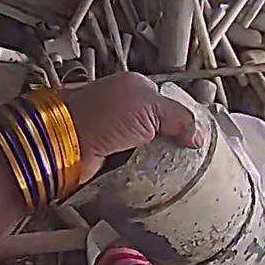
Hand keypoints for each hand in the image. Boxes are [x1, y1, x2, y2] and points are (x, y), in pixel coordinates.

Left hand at [60, 73, 205, 181]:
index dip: (184, 120)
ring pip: (148, 149)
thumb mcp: (150, 107)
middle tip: (186, 157)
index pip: (169, 103)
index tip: (197, 138)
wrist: (65, 143)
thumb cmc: (99, 115)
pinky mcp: (109, 158)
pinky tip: (151, 175)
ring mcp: (116, 134)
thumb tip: (198, 135)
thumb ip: (180, 118)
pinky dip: (142, 172)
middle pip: (160, 129)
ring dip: (157, 160)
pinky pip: (134, 166)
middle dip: (171, 143)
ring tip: (172, 170)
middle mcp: (124, 110)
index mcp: (134, 88)